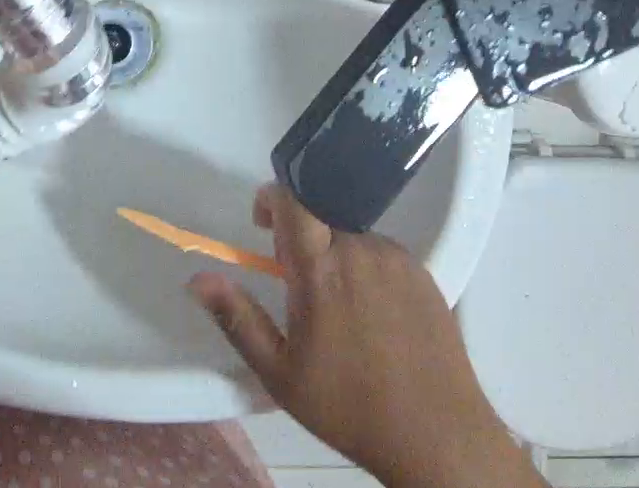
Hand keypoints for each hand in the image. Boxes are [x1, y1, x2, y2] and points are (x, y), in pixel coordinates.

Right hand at [188, 185, 540, 487]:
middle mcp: (361, 252)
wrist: (440, 440)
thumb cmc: (349, 406)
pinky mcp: (424, 275)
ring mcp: (398, 261)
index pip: (295, 199)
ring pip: (351, 232)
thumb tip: (198, 279)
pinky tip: (368, 312)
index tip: (263, 225)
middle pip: (321, 212)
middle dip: (300, 232)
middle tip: (294, 276)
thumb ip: (237, 317)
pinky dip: (363, 265)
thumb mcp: (279, 372)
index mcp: (321, 270)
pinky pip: (381, 251)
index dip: (273, 198)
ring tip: (334, 301)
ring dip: (333, 249)